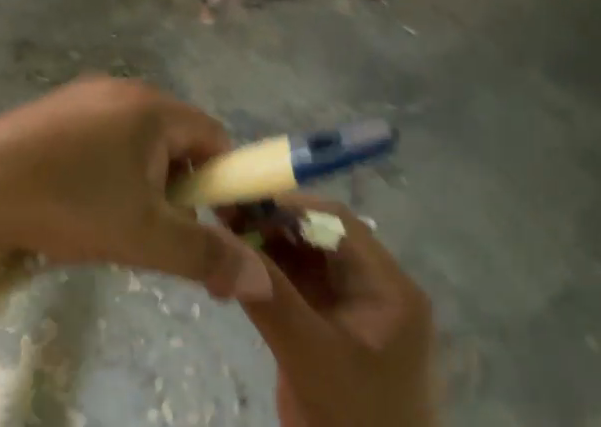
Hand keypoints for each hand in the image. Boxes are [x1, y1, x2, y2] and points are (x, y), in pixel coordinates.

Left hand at [0, 77, 271, 298]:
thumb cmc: (68, 203)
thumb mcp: (146, 237)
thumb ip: (208, 254)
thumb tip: (261, 278)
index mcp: (150, 106)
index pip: (215, 139)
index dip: (226, 187)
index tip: (213, 230)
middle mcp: (116, 89)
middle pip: (174, 143)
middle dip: (178, 193)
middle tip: (159, 237)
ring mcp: (76, 97)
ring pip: (133, 147)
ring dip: (138, 190)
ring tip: (113, 228)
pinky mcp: (47, 113)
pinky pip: (97, 144)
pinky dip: (103, 177)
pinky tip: (77, 208)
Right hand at [234, 196, 436, 426]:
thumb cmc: (355, 416)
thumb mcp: (312, 355)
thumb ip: (270, 296)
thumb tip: (221, 241)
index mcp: (388, 288)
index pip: (336, 223)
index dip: (286, 204)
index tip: (235, 196)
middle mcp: (370, 288)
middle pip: (315, 234)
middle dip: (267, 220)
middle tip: (216, 211)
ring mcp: (346, 307)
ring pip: (298, 256)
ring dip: (259, 242)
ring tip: (213, 232)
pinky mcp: (322, 324)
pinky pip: (289, 282)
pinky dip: (259, 270)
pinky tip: (227, 265)